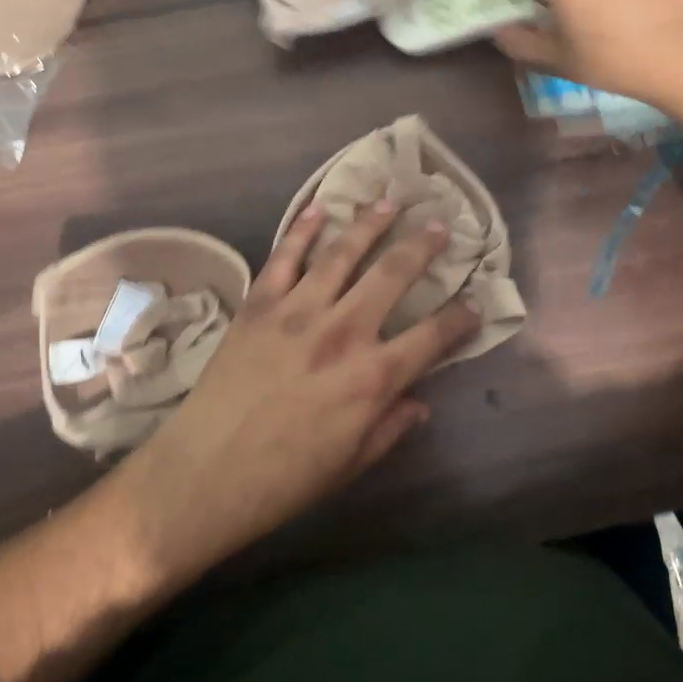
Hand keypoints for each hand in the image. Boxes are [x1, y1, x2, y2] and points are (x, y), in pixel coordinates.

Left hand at [112, 200, 478, 580]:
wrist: (205, 473)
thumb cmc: (284, 480)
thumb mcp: (351, 464)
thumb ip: (390, 427)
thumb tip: (419, 402)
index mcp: (372, 377)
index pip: (433, 336)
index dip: (462, 316)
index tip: (477, 301)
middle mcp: (342, 332)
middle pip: (393, 275)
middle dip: (423, 246)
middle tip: (440, 224)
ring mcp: (297, 312)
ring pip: (342, 254)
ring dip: (370, 223)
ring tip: (390, 201)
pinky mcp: (258, 305)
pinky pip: (284, 258)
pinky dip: (302, 230)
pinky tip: (319, 208)